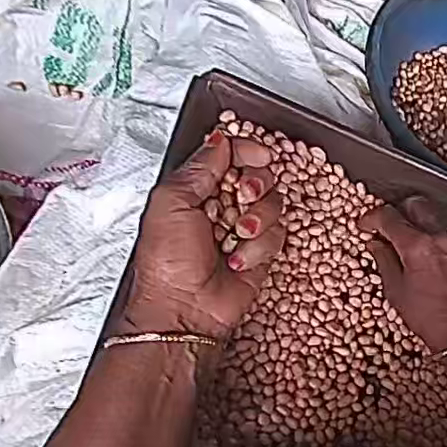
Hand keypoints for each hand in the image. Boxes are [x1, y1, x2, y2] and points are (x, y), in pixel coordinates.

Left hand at [120, 128, 285, 338]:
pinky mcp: (262, 253)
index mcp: (199, 188)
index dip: (248, 150)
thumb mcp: (171, 200)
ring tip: (235, 236)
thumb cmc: (168, 261)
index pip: (231, 155)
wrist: (185, 306)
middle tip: (243, 198)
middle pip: (260, 177)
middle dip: (256, 186)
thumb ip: (200, 167)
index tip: (259, 154)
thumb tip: (221, 140)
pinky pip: (278, 236)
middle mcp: (225, 206)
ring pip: (274, 206)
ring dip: (257, 221)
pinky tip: (238, 261)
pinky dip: (259, 248)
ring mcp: (245, 230)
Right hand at [358, 197, 446, 351]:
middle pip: (413, 206)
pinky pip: (443, 236)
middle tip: (384, 228)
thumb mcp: (394, 289)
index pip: (389, 217)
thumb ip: (383, 259)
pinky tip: (421, 256)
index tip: (365, 226)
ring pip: (431, 219)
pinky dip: (429, 239)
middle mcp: (438, 239)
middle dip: (396, 212)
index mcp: (417, 246)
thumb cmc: (426, 316)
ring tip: (402, 245)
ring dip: (414, 225)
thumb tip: (375, 243)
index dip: (372, 218)